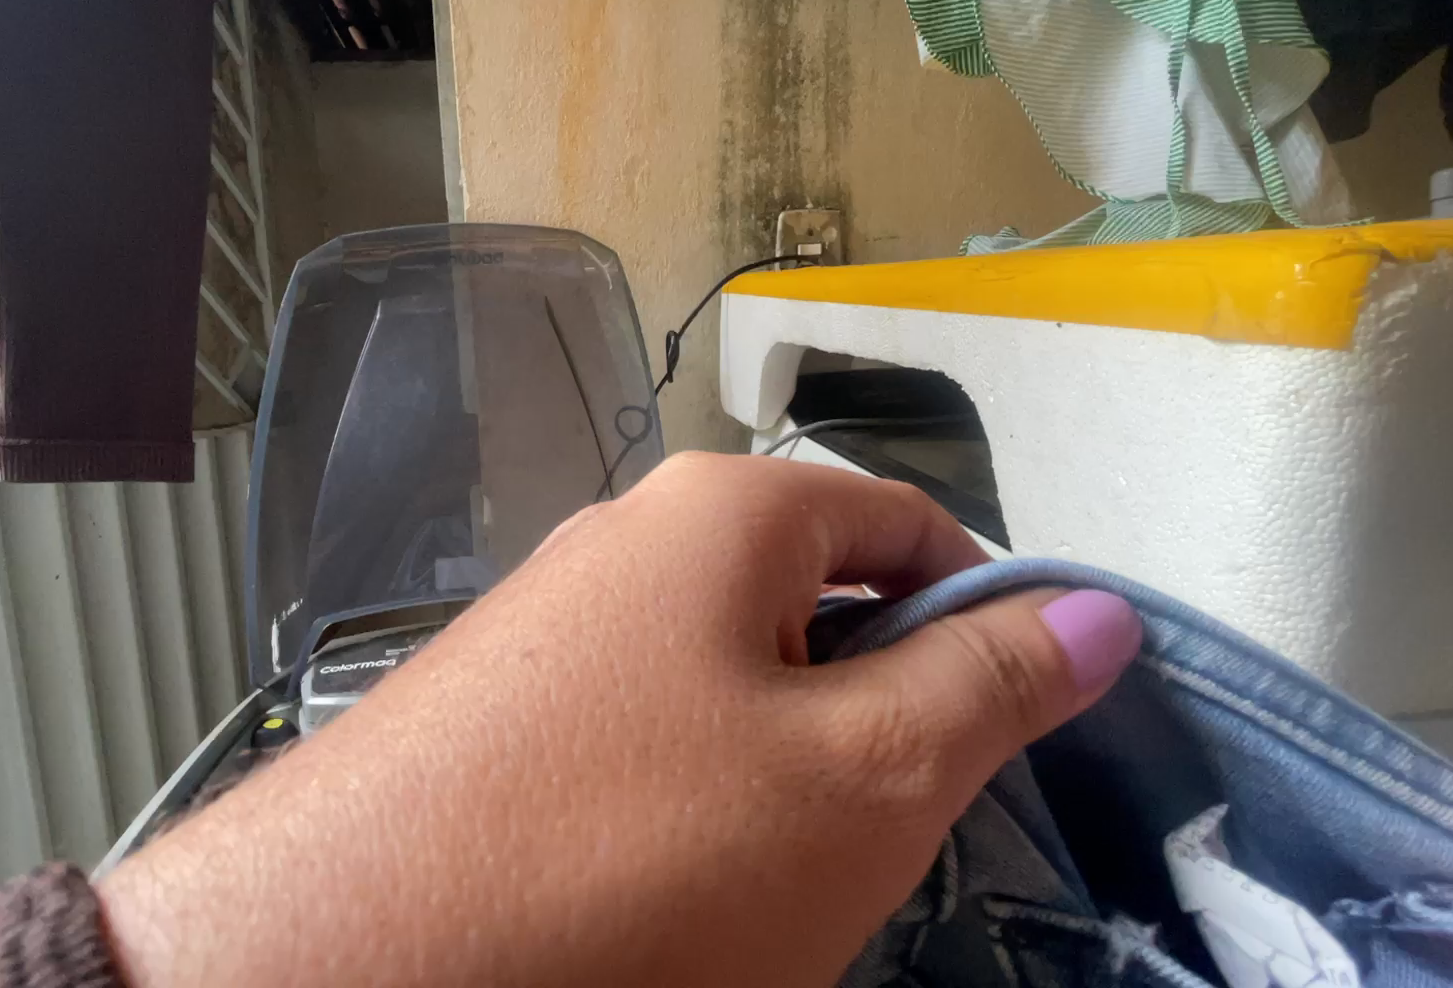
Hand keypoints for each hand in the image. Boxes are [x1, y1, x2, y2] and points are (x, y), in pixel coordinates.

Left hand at [100, 453, 1142, 987]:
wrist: (356, 943)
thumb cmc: (642, 845)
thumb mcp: (857, 775)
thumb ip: (986, 686)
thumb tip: (1095, 614)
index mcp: (723, 509)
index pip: (904, 525)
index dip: (980, 607)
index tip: (1015, 710)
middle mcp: (634, 528)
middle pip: (813, 584)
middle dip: (873, 683)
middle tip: (888, 802)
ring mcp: (565, 603)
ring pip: (731, 648)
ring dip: (784, 729)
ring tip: (784, 838)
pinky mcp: (515, 680)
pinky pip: (650, 696)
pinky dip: (698, 756)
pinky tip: (680, 842)